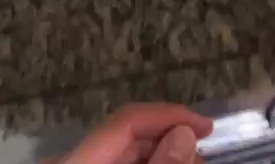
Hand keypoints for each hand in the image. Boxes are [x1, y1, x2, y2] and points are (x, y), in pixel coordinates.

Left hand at [58, 103, 213, 163]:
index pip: (126, 119)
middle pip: (124, 136)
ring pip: (120, 154)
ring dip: (158, 154)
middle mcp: (69, 158)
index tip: (206, 126)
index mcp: (74, 159)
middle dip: (168, 139)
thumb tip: (184, 132)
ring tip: (188, 161)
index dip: (169, 115)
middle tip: (200, 152)